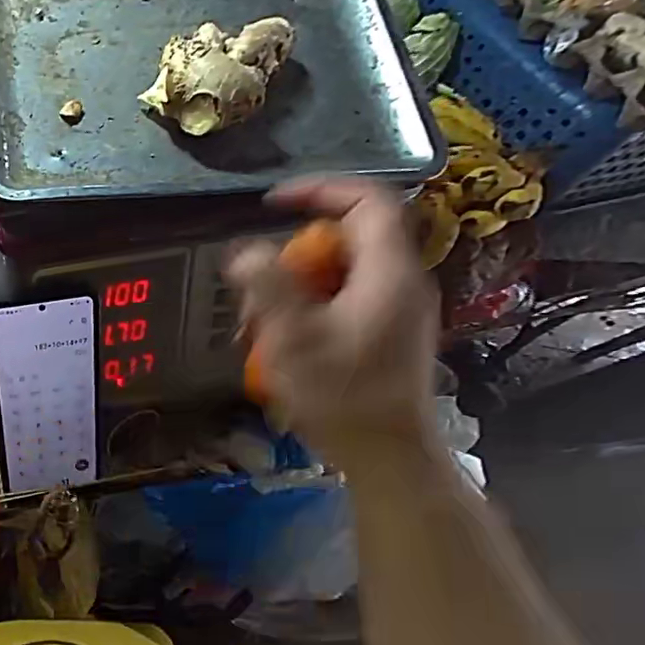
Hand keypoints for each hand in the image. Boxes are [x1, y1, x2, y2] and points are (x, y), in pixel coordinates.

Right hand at [226, 177, 439, 467]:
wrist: (386, 453)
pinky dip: (308, 309)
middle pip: (345, 242)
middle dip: (292, 258)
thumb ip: (268, 289)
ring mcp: (396, 310)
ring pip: (340, 274)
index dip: (320, 190)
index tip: (274, 202)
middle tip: (257, 291)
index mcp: (387, 274)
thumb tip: (245, 251)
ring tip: (262, 326)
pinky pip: (342, 300)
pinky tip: (284, 344)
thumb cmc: (343, 396)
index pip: (366, 202)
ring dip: (294, 288)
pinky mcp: (386, 333)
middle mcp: (400, 283)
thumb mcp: (294, 340)